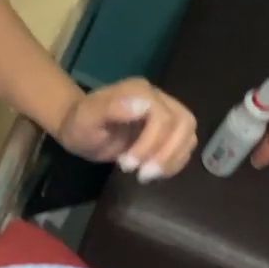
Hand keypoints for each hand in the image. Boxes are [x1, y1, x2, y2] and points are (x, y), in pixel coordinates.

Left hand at [55, 78, 198, 183]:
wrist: (80, 130)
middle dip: (165, 154)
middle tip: (142, 175)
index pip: (163, 116)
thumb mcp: (87, 118)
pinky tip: (154, 172)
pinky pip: (184, 145)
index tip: (126, 165)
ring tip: (146, 175)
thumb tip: (144, 106)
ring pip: (188, 134)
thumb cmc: (81, 125)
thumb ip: (112, 107)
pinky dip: (174, 162)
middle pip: (183, 124)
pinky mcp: (167, 132)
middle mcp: (159, 99)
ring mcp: (166, 114)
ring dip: (172, 159)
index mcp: (140, 91)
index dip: (151, 144)